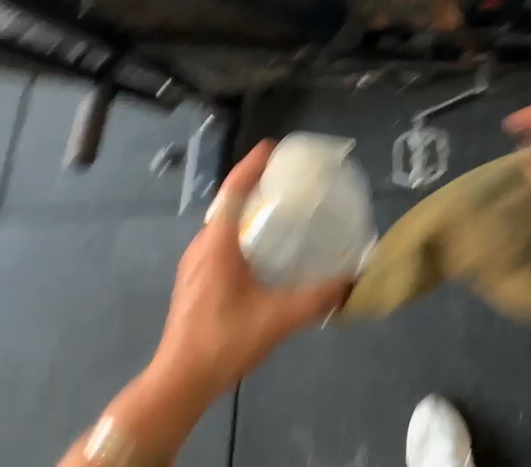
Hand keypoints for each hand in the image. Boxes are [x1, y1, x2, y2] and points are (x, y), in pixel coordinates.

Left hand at [64, 142, 348, 465]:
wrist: (178, 383)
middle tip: (286, 179)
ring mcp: (192, 265)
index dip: (251, 165)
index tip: (271, 147)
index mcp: (217, 244)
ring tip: (278, 210)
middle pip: (227, 204)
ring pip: (222, 225)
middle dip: (254, 186)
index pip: (233, 191)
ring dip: (246, 211)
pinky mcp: (193, 282)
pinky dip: (240, 233)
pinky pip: (219, 243)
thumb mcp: (277, 319)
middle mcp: (201, 247)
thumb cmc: (223, 341)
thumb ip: (317, 297)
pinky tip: (261, 251)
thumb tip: (351, 279)